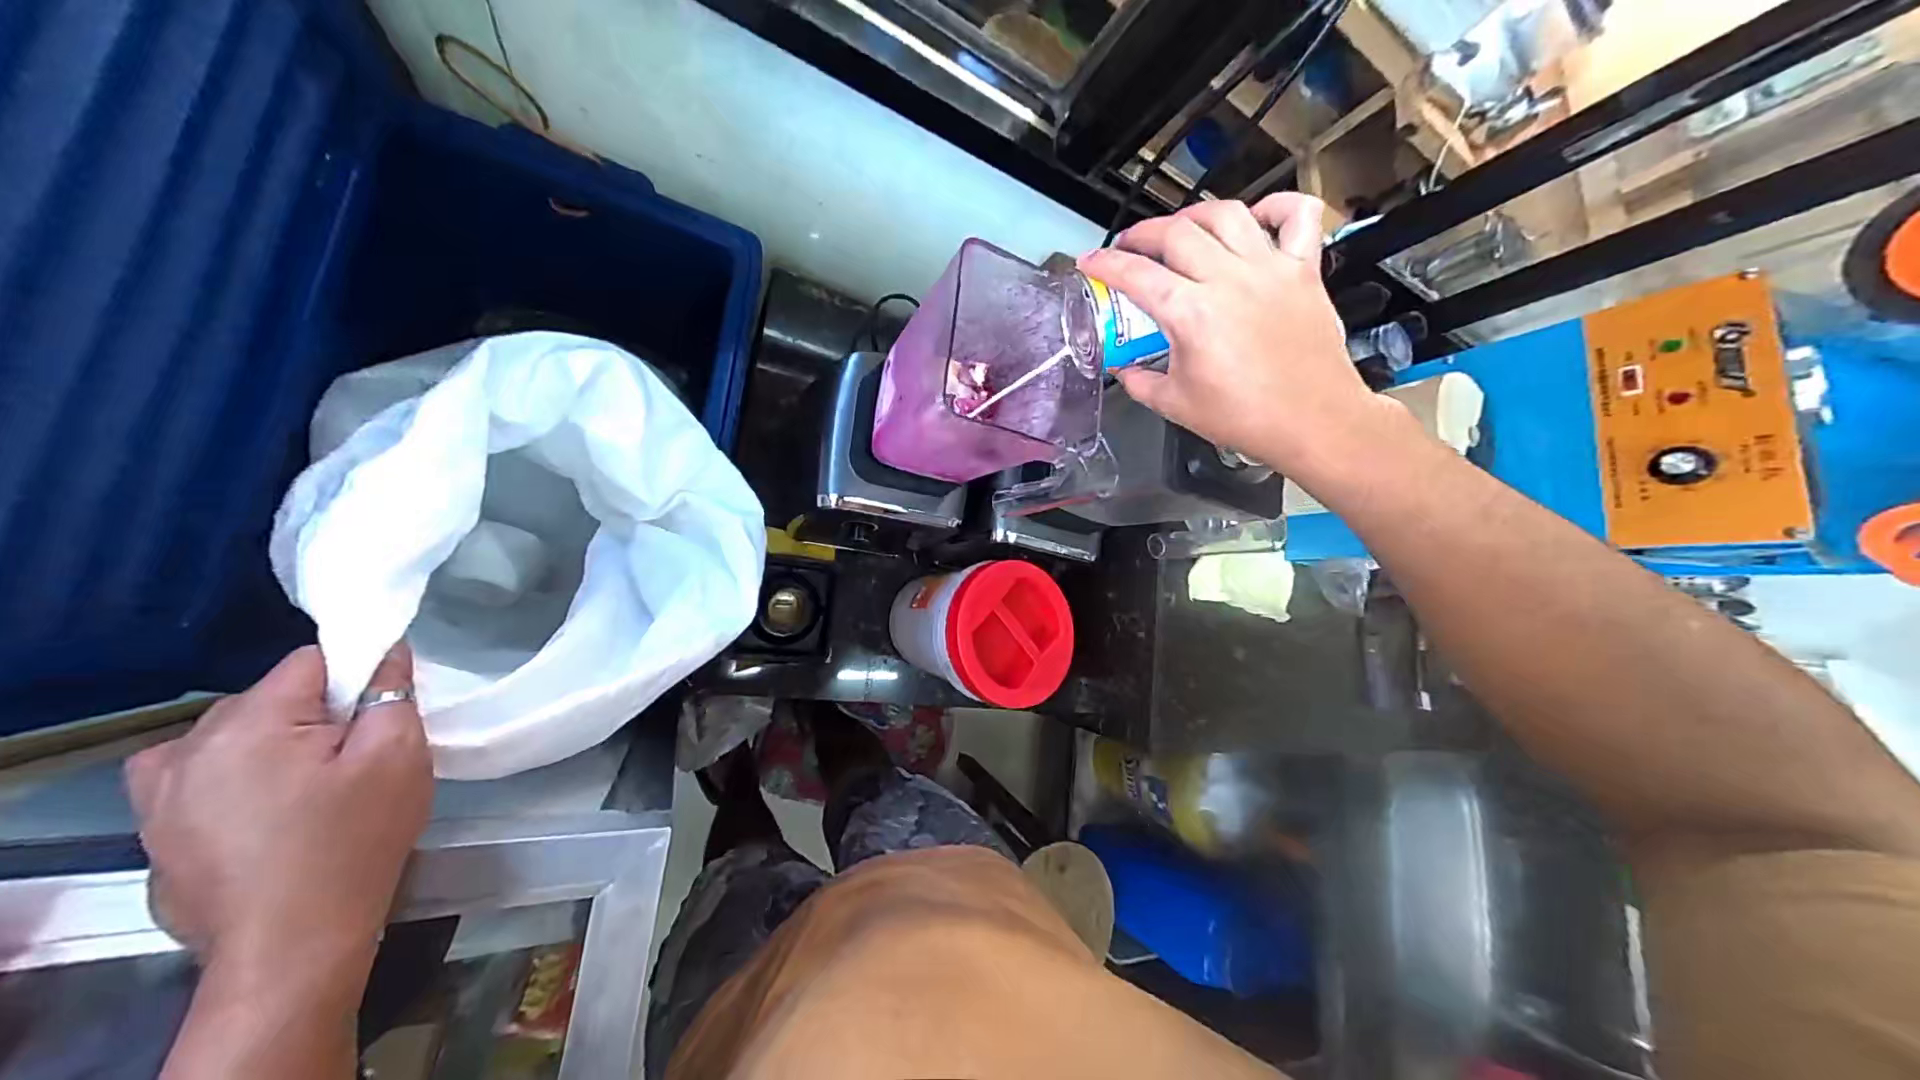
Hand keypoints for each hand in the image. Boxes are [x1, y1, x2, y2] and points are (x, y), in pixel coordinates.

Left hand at [126, 645, 432, 980]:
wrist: (292, 944)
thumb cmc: (354, 841)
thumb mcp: (398, 756)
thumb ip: (391, 693)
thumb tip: (385, 652)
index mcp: (248, 724)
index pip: (313, 661)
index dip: (357, 679)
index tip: (380, 717)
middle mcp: (186, 748)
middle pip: (272, 698)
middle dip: (317, 716)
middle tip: (355, 761)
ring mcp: (158, 795)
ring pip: (235, 737)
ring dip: (274, 747)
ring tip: (312, 792)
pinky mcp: (155, 832)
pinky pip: (202, 779)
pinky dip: (237, 782)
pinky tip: (267, 818)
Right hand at [1079, 195, 1402, 483]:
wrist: (1312, 422)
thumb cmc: (1249, 417)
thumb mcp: (1176, 404)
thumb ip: (1140, 381)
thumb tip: (1125, 368)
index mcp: (1193, 314)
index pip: (1135, 274)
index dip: (1105, 264)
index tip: (1091, 262)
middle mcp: (1230, 281)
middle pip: (1174, 232)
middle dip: (1141, 234)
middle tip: (1129, 248)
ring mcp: (1270, 270)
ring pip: (1226, 214)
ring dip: (1194, 216)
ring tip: (1180, 230)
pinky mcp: (1303, 271)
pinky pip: (1297, 216)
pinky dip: (1276, 206)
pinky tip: (1254, 220)